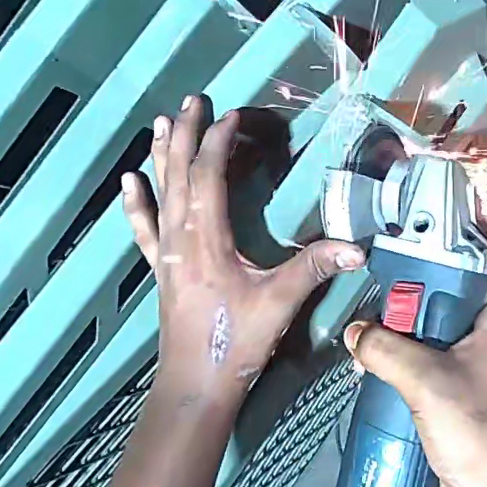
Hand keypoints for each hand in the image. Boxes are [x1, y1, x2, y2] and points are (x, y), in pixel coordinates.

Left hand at [123, 95, 365, 411]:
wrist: (196, 386)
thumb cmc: (237, 342)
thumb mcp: (280, 303)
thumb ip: (315, 269)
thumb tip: (358, 247)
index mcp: (207, 239)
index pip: (209, 176)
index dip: (219, 142)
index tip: (235, 116)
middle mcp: (181, 238)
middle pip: (178, 174)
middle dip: (186, 135)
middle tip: (193, 100)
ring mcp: (166, 254)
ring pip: (160, 194)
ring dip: (161, 156)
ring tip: (161, 123)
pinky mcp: (162, 270)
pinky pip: (145, 228)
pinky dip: (136, 202)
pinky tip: (128, 182)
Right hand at [342, 221, 486, 486]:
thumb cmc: (475, 429)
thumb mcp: (425, 382)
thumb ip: (385, 350)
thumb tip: (354, 330)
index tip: (470, 213)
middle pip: (479, 284)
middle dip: (449, 263)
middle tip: (410, 248)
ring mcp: (482, 362)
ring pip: (456, 316)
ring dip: (429, 302)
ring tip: (391, 287)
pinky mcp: (465, 384)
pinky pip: (442, 346)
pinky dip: (419, 336)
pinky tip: (388, 338)